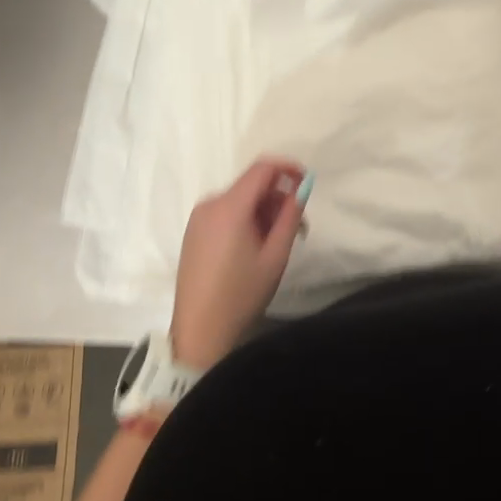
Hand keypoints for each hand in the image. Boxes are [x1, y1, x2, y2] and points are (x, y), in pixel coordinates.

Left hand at [169, 158, 309, 369]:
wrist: (200, 332)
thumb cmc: (242, 294)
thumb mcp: (275, 255)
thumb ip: (291, 216)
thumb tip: (302, 187)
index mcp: (229, 207)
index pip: (263, 168)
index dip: (288, 169)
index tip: (307, 185)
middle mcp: (210, 204)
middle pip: (252, 185)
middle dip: (278, 198)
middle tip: (298, 228)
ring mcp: (198, 219)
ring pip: (240, 200)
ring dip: (264, 212)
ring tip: (277, 243)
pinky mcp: (193, 233)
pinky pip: (226, 213)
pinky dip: (246, 219)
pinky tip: (254, 248)